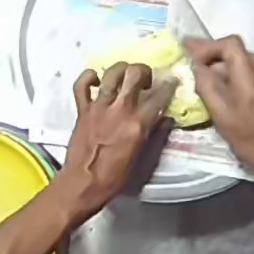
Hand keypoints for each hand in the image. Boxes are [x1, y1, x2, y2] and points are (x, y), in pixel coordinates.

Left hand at [54, 62, 175, 220]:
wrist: (83, 183)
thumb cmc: (115, 176)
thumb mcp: (143, 159)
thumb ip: (156, 135)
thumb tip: (166, 118)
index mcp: (138, 123)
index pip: (159, 96)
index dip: (169, 86)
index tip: (172, 82)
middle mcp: (120, 109)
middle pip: (135, 74)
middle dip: (144, 71)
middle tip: (145, 81)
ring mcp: (99, 106)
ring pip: (111, 73)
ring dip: (121, 70)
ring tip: (125, 78)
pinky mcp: (82, 109)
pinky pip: (82, 84)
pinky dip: (89, 77)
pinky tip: (97, 80)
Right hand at [186, 35, 253, 187]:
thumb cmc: (252, 145)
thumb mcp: (222, 120)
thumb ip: (208, 89)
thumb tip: (197, 67)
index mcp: (250, 83)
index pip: (230, 45)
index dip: (208, 47)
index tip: (193, 56)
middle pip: (238, 48)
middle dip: (214, 52)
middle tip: (195, 60)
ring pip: (247, 57)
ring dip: (227, 61)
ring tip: (210, 72)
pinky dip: (240, 70)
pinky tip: (231, 84)